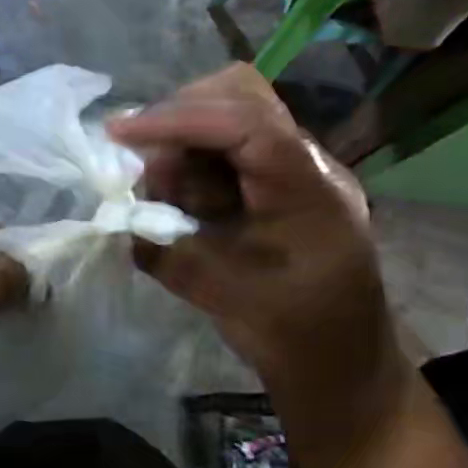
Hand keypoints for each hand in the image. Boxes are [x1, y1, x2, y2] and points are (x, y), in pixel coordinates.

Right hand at [106, 64, 406, 467]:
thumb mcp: (221, 296)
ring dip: (184, 142)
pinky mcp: (284, 184)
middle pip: (243, 95)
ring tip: (161, 191)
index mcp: (308, 191)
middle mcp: (308, 165)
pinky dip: (195, 163)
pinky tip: (182, 201)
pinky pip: (233, 149)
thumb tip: (120, 214)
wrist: (347, 372)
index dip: (177, 119)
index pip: (244, 123)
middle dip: (179, 118)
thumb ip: (165, 249)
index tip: (121, 134)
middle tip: (143, 164)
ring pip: (233, 116)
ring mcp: (299, 171)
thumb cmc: (294, 340)